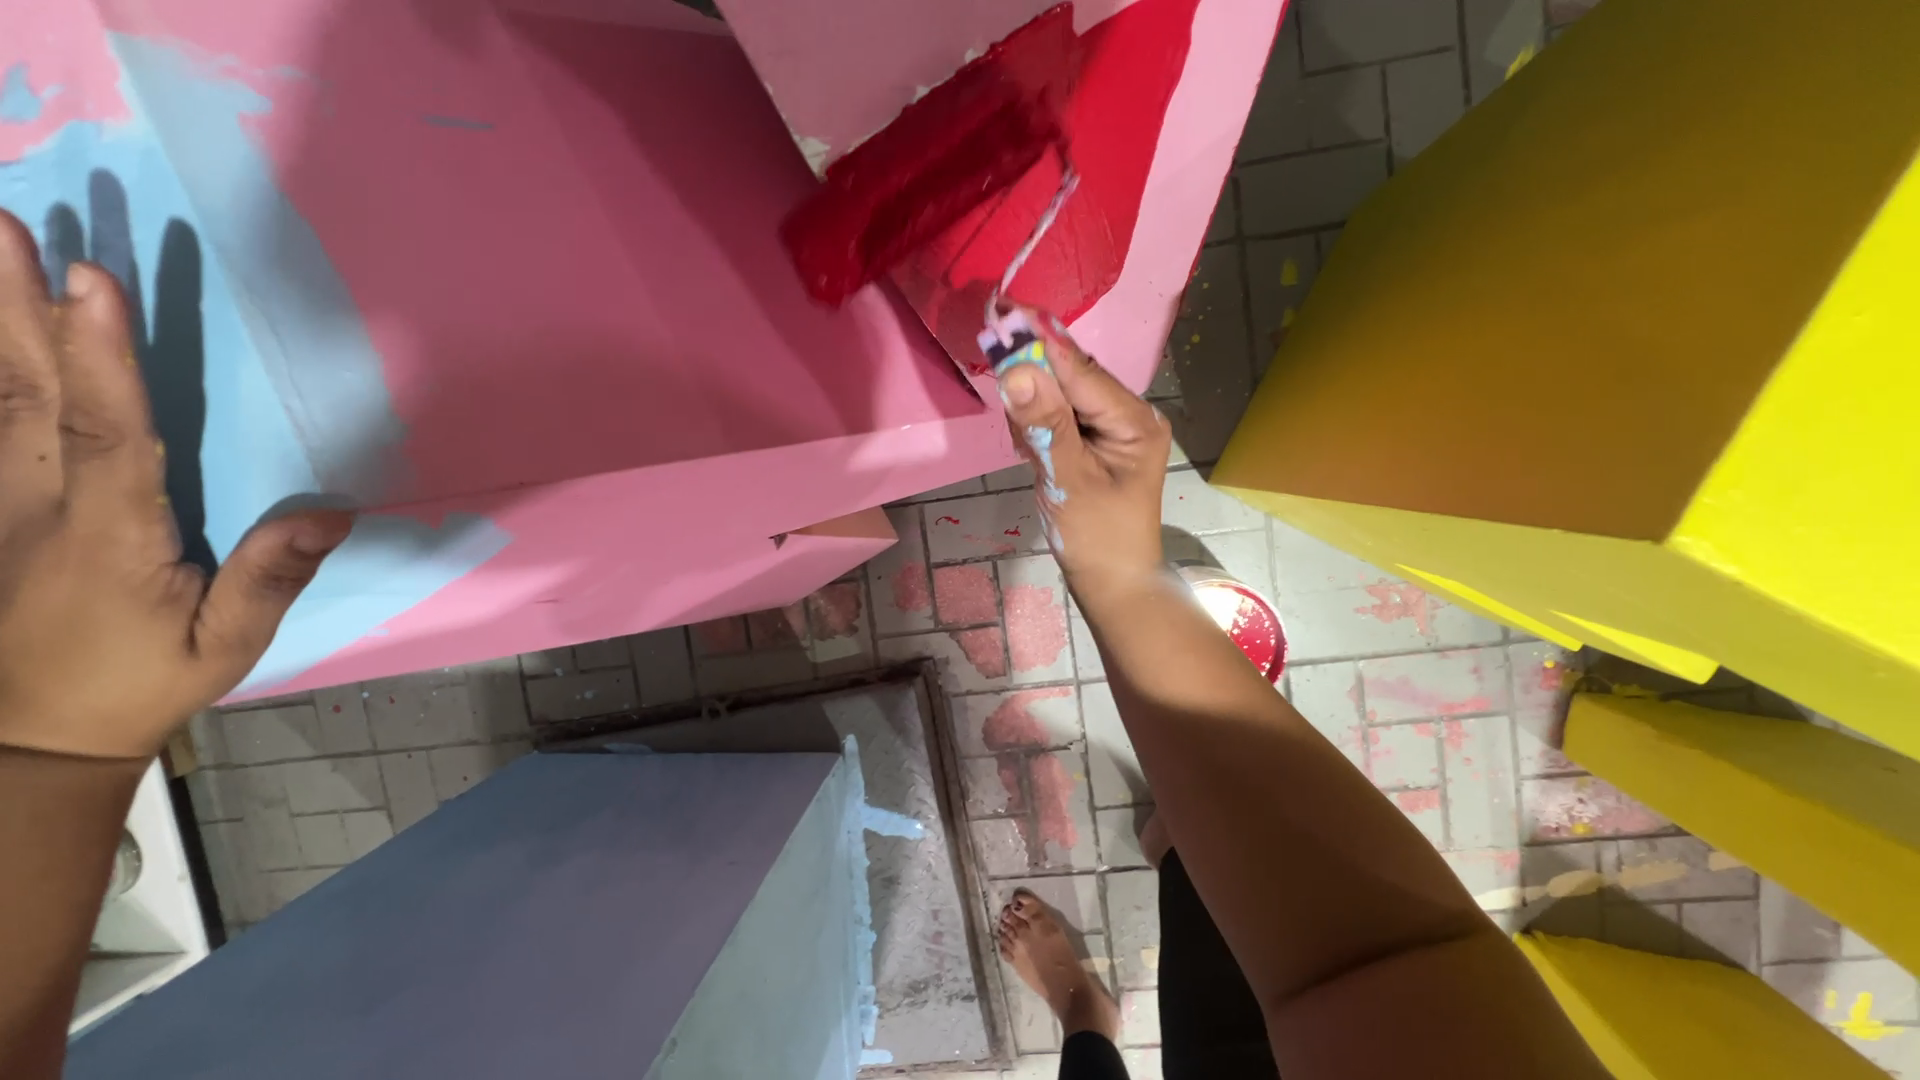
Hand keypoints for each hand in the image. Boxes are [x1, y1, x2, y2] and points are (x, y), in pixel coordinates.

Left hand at [0, 213, 350, 760]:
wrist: (26, 734)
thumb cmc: (139, 683)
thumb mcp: (227, 645)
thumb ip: (270, 579)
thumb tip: (333, 513)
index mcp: (109, 535)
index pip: (106, 433)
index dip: (98, 357)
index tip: (88, 279)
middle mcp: (36, 504)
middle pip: (26, 393)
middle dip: (13, 306)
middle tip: (2, 219)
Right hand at [995, 308, 1171, 602]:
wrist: (1114, 585)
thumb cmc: (1098, 539)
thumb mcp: (1069, 481)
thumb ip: (1044, 425)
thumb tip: (1016, 370)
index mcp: (1134, 420)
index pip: (1078, 370)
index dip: (1038, 341)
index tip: (1000, 310)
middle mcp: (1127, 414)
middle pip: (1068, 374)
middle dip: (1031, 374)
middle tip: (995, 372)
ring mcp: (1109, 427)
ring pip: (1058, 394)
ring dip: (1031, 408)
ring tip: (1028, 450)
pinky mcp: (1092, 440)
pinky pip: (1056, 416)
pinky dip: (1035, 425)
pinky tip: (1032, 454)